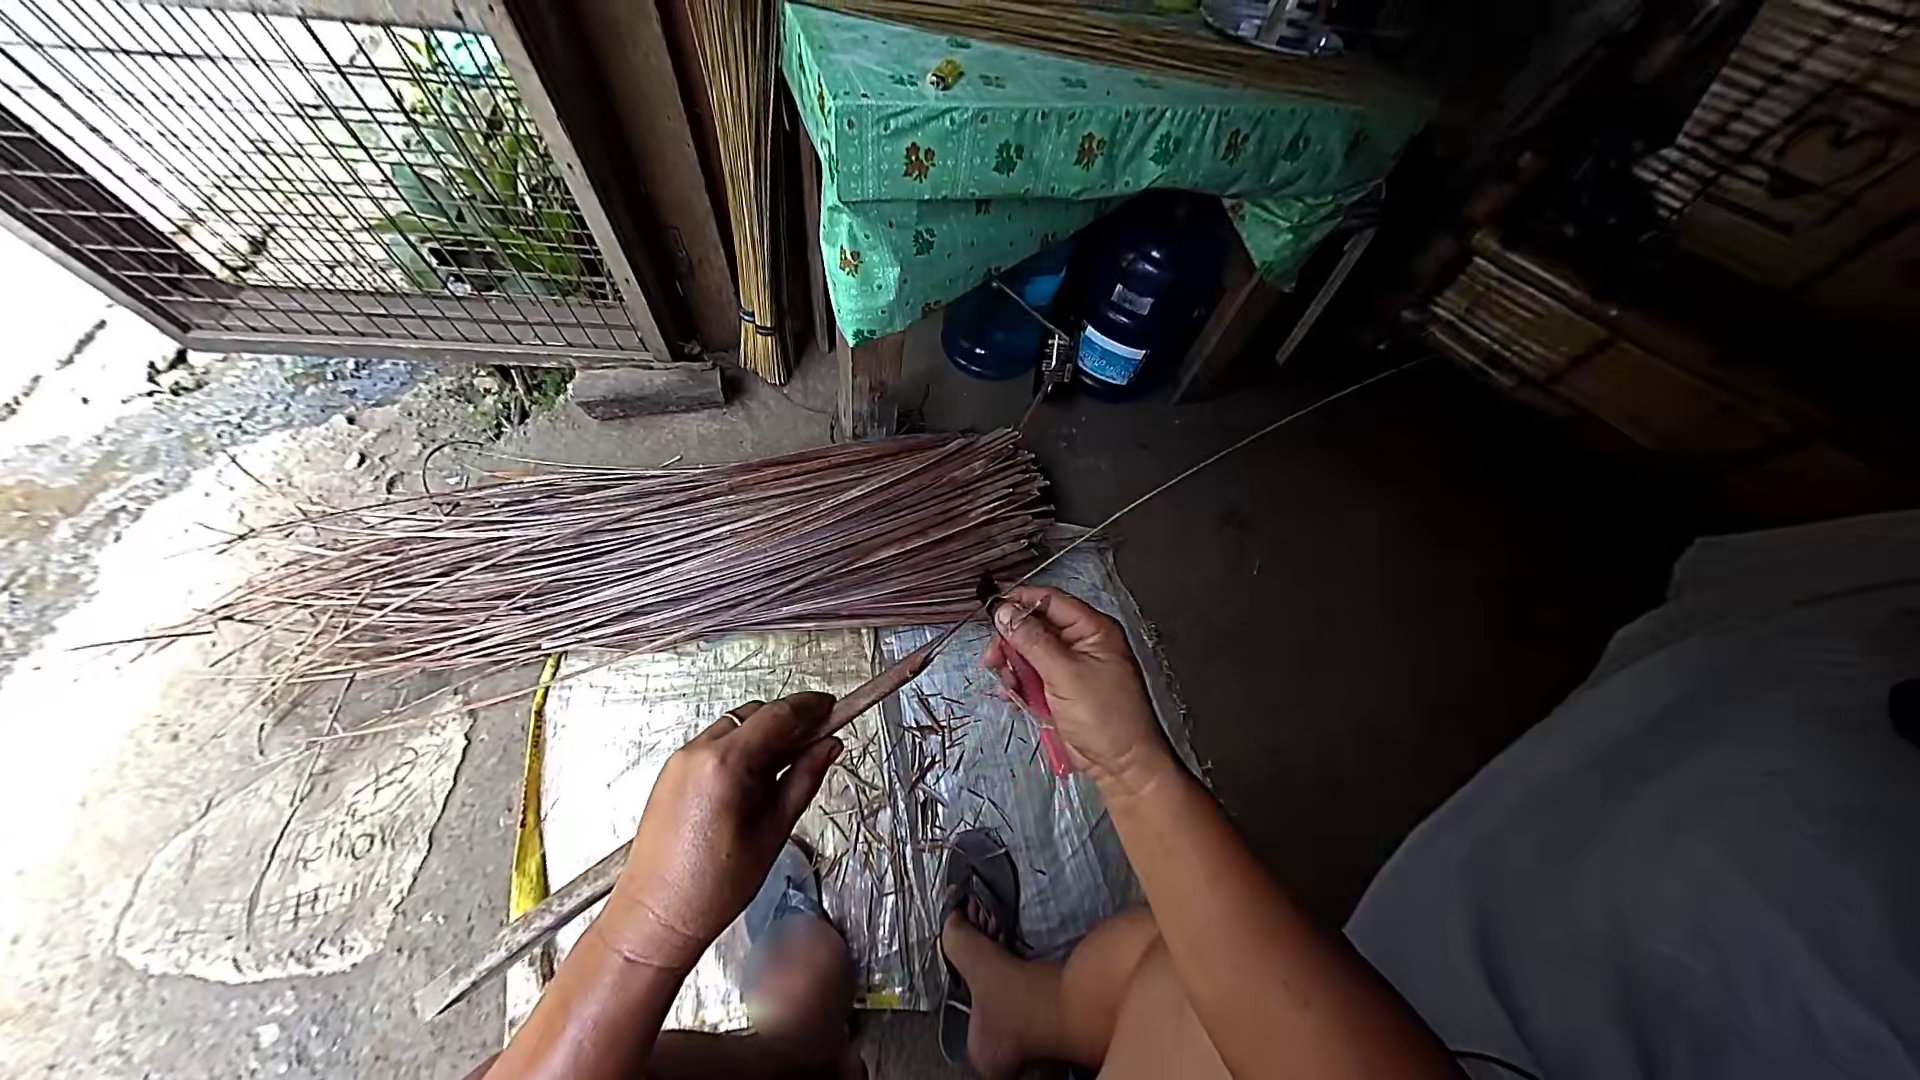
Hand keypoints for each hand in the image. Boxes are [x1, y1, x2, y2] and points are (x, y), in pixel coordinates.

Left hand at [597, 692, 841, 970]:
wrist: (653, 919)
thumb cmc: (713, 887)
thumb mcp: (774, 830)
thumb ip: (805, 778)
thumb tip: (830, 745)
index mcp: (726, 764)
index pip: (779, 714)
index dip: (811, 706)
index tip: (832, 707)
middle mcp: (699, 752)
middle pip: (757, 713)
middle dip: (790, 720)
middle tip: (817, 739)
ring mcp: (681, 759)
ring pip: (736, 724)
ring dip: (765, 732)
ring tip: (788, 763)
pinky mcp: (672, 771)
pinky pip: (715, 742)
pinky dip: (742, 745)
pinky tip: (757, 775)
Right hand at [984, 586, 1173, 798]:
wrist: (1121, 765)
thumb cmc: (1105, 716)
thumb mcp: (1065, 674)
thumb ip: (1032, 640)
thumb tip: (1004, 611)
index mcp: (1091, 629)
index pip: (1049, 601)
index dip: (1020, 603)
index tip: (993, 612)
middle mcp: (1079, 642)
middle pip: (1034, 626)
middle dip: (1011, 640)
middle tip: (993, 658)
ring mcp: (1068, 666)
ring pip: (1027, 651)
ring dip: (1011, 665)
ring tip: (1007, 684)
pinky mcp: (1058, 687)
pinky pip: (1030, 675)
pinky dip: (1018, 683)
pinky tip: (1013, 694)